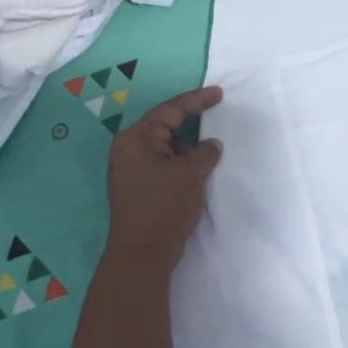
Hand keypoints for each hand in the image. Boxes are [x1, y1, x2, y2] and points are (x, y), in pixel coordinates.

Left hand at [105, 85, 223, 273]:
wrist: (142, 254)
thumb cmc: (164, 206)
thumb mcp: (191, 173)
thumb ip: (205, 152)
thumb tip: (211, 145)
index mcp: (136, 138)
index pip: (170, 109)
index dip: (197, 100)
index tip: (219, 93)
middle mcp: (128, 149)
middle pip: (165, 126)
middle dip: (191, 125)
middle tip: (217, 119)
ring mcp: (130, 169)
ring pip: (165, 147)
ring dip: (187, 148)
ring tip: (209, 155)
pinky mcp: (136, 186)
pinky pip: (162, 163)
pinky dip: (180, 163)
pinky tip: (197, 171)